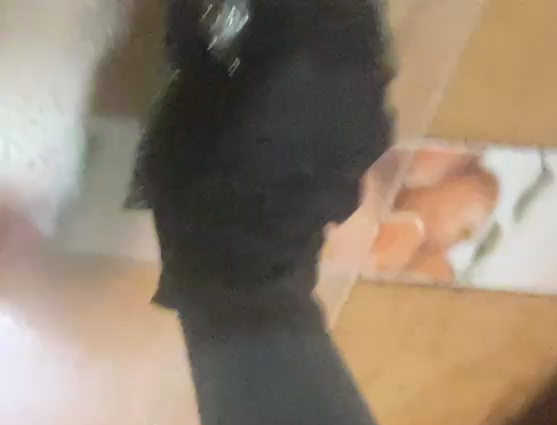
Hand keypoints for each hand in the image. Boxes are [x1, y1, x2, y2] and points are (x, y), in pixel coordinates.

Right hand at [142, 0, 391, 318]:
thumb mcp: (180, 116)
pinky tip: (305, 86)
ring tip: (285, 44)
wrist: (243, 267)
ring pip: (356, 32)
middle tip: (261, 20)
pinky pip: (361, 72)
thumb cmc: (198, 193)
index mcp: (299, 44)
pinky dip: (335, 65)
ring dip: (322, 28)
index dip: (251, 1)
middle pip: (334, 5)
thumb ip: (196, 49)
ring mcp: (373, 92)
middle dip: (295, 12)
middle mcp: (352, 55)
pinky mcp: (375, 125)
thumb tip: (193, 7)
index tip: (221, 7)